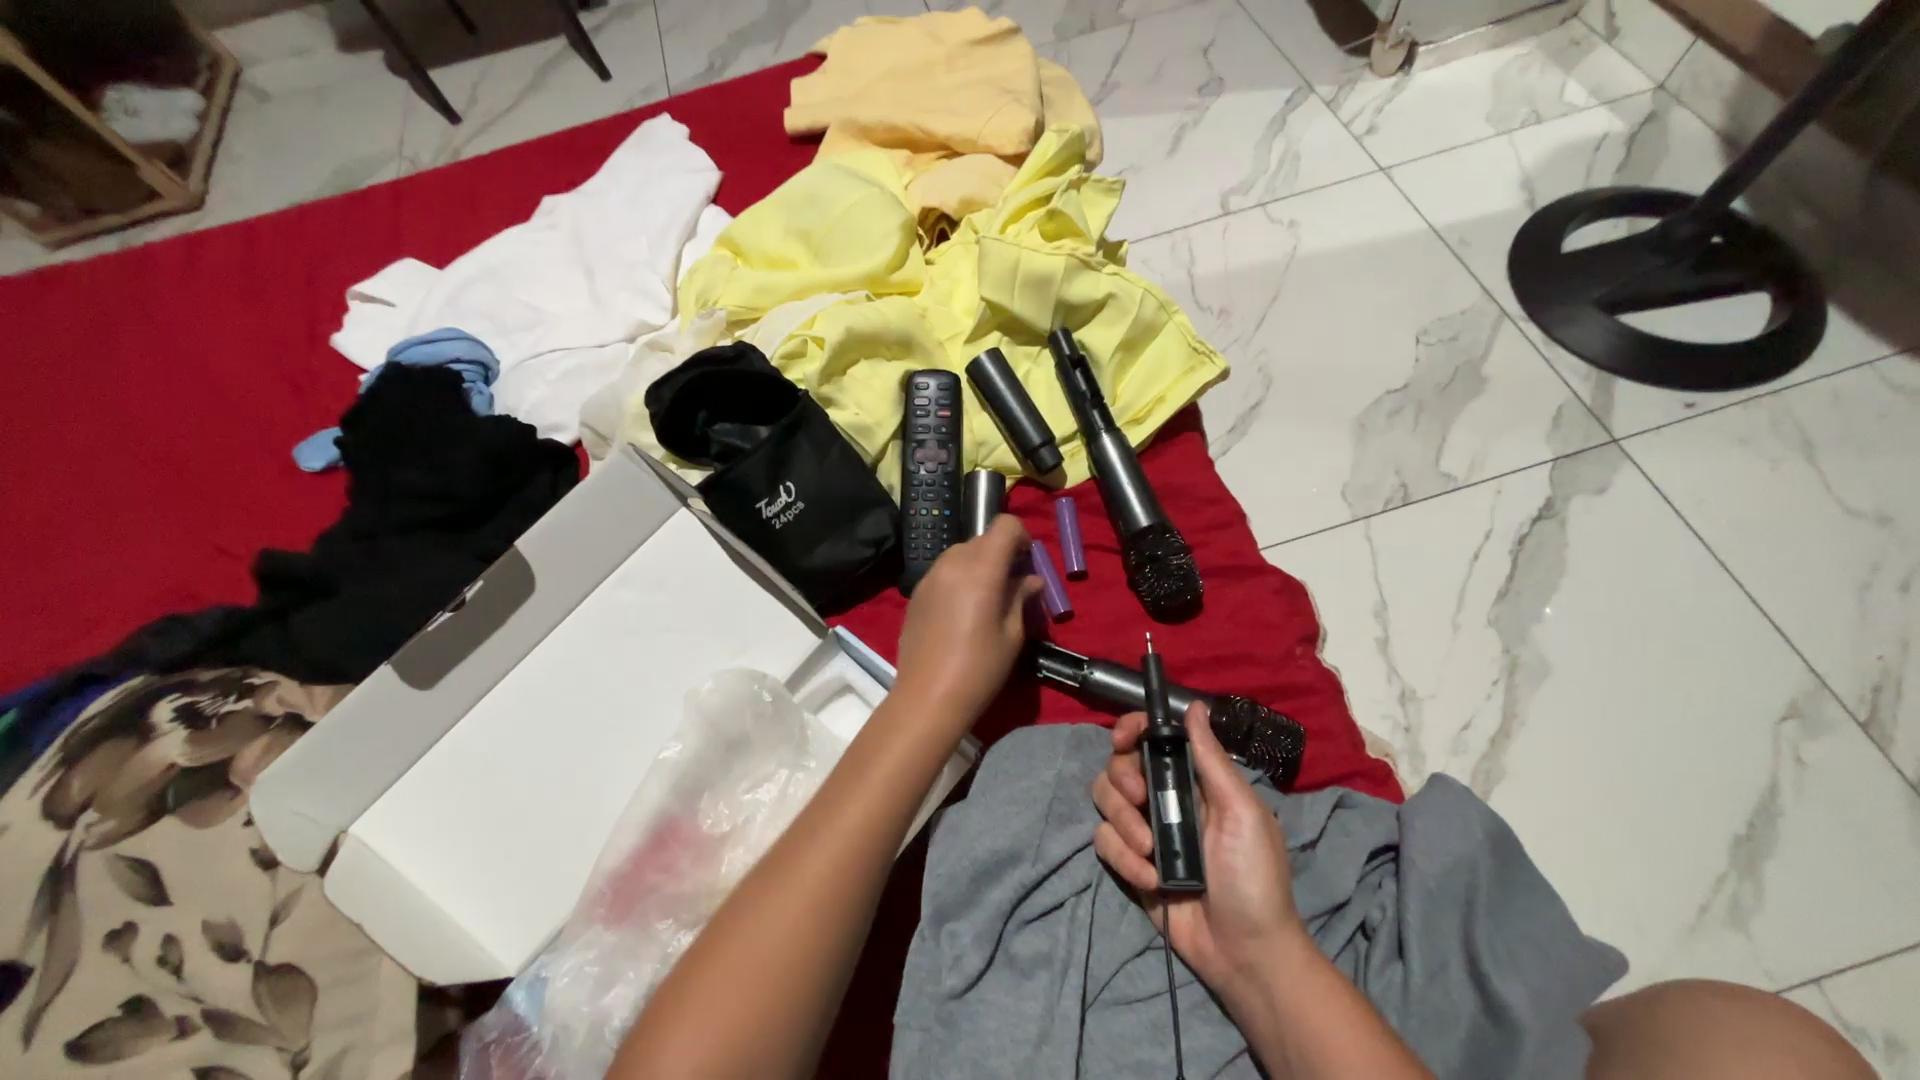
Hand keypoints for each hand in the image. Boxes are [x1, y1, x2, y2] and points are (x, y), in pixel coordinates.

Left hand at [893, 515, 1043, 736]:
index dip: (1021, 537)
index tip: (1027, 563)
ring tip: (986, 601)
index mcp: (980, 569)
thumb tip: (1031, 580)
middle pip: (982, 539)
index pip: (1004, 525)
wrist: (928, 697)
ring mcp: (929, 577)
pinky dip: (959, 579)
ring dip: (978, 565)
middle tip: (1011, 586)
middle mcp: (952, 563)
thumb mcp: (1012, 633)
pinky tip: (962, 613)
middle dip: (1000, 554)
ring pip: (960, 554)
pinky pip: (943, 572)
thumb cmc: (979, 668)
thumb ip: (1021, 597)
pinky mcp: (916, 593)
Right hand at [1091, 703, 1308, 1003]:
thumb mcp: (1241, 812)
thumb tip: (1194, 706)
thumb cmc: (1254, 876)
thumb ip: (1212, 760)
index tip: (1124, 739)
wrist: (1244, 950)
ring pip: (1105, 800)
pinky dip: (1123, 857)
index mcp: (1195, 781)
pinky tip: (1151, 879)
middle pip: (1119, 765)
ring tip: (1150, 850)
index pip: (1154, 738)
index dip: (1133, 729)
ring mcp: (1145, 830)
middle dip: (1122, 777)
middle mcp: (1166, 799)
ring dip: (1124, 822)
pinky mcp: (1130, 863)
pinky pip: (1105, 841)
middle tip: (1141, 798)